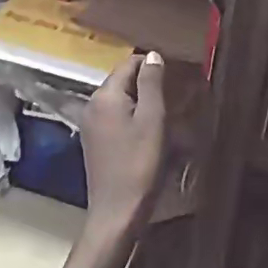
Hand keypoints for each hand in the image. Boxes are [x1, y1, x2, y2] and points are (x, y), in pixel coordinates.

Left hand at [83, 51, 167, 232]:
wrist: (117, 212)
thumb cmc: (139, 163)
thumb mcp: (152, 119)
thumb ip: (152, 83)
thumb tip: (153, 55)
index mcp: (105, 95)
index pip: (130, 63)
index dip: (153, 64)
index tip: (176, 74)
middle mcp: (93, 104)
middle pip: (123, 79)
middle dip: (148, 82)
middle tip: (175, 92)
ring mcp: (91, 123)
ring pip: (121, 98)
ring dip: (142, 99)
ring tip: (166, 110)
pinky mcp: (95, 140)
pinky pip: (116, 114)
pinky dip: (133, 114)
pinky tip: (149, 128)